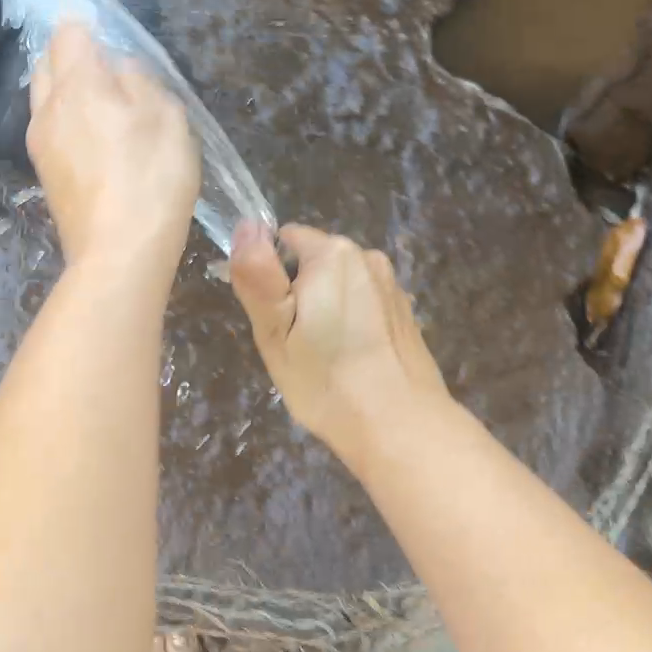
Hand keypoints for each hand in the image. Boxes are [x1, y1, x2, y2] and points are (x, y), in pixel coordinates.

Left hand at [27, 21, 199, 271]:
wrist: (119, 251)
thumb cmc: (151, 178)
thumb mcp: (167, 119)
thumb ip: (142, 82)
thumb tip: (120, 65)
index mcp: (79, 85)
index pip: (68, 34)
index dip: (83, 22)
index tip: (99, 20)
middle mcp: (49, 107)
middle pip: (46, 62)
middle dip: (67, 51)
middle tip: (99, 55)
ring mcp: (41, 142)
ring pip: (44, 96)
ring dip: (64, 85)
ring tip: (98, 93)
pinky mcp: (46, 172)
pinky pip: (49, 125)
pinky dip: (65, 115)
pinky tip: (92, 132)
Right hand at [228, 222, 449, 459]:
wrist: (401, 426)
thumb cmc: (329, 381)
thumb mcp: (275, 333)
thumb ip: (258, 276)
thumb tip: (246, 224)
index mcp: (334, 253)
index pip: (285, 241)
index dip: (272, 279)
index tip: (276, 321)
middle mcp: (368, 257)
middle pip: (314, 263)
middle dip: (300, 295)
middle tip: (297, 346)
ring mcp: (391, 285)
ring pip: (340, 286)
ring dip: (328, 310)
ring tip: (326, 358)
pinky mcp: (405, 311)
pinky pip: (365, 305)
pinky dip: (354, 325)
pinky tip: (354, 362)